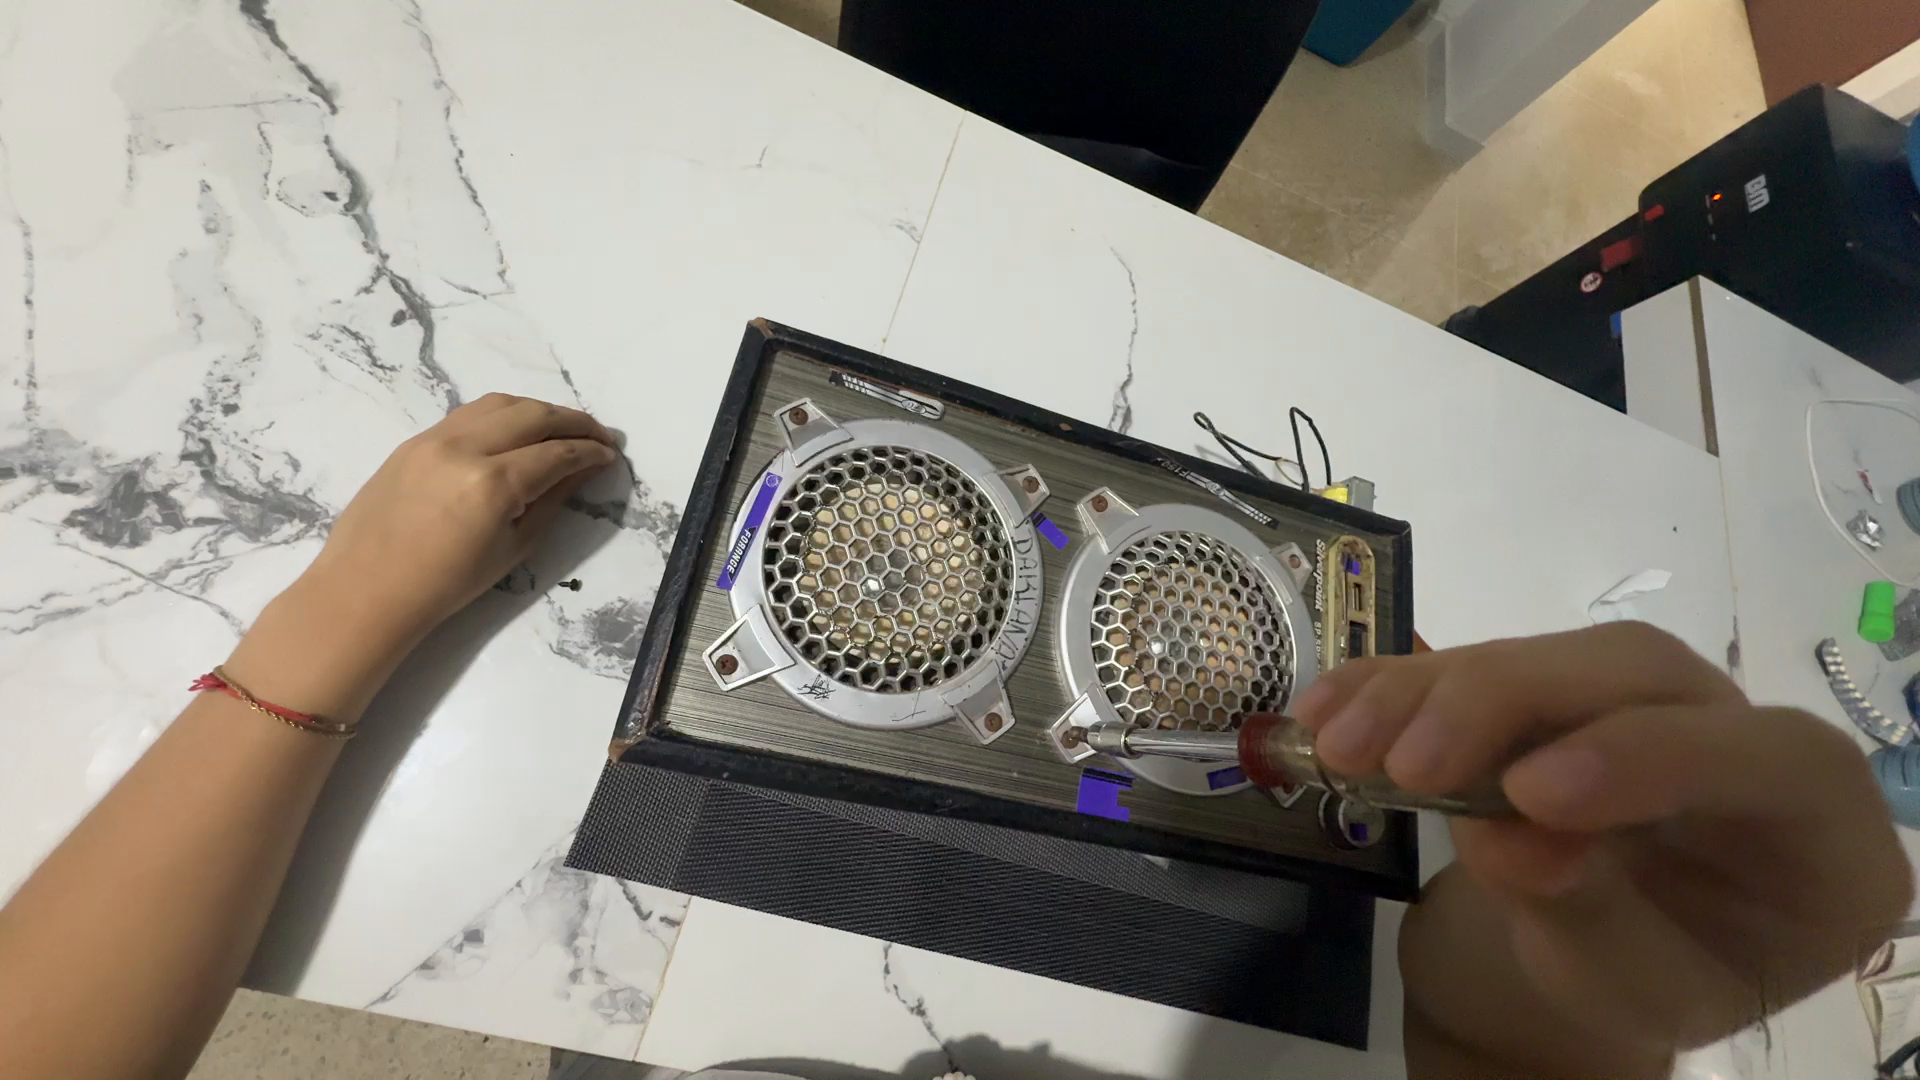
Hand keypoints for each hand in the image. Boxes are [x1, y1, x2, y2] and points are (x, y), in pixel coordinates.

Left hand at [303, 393, 617, 644]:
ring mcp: (434, 439)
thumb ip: (555, 497)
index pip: (558, 452)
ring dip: (540, 410)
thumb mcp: (517, 544)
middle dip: (575, 421)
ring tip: (563, 428)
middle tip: (600, 435)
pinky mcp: (415, 440)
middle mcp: (464, 449)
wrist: (368, 588)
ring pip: (501, 404)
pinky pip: (471, 414)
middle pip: (534, 415)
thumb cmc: (450, 582)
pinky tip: (520, 433)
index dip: (591, 451)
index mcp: (493, 484)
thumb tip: (588, 467)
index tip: (611, 455)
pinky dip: (506, 415)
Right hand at [1295, 622, 1911, 1067]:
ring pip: (1524, 653)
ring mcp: (1606, 699)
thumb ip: (1587, 915)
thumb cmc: (1613, 987)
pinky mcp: (1518, 690)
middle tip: (1405, 765)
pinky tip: (1320, 715)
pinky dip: (1377, 684)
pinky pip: (1448, 662)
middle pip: (1625, 665)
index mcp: (1804, 830)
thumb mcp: (1621, 986)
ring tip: (1338, 749)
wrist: (1554, 957)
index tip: (1523, 796)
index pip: (1766, 755)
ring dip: (1417, 693)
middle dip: (1500, 701)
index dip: (1646, 754)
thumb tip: (1503, 841)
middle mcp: (1715, 734)